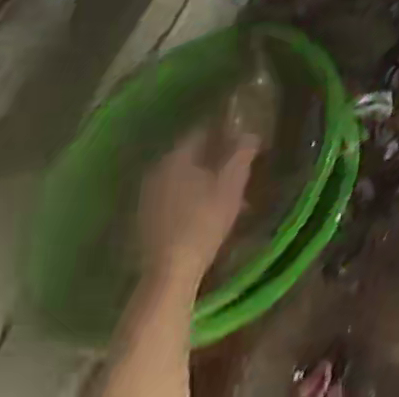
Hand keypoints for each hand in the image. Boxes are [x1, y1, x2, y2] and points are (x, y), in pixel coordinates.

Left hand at [136, 129, 258, 285]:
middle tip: (242, 158)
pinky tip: (212, 205)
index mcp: (175, 159)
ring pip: (185, 175)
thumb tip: (250, 134)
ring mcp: (148, 196)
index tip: (243, 132)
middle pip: (192, 154)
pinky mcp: (147, 216)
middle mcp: (157, 172)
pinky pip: (176, 193)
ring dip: (207, 175)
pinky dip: (195, 192)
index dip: (224, 129)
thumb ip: (242, 154)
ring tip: (232, 185)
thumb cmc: (205, 219)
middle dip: (217, 154)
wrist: (171, 270)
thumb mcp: (232, 183)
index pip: (201, 132)